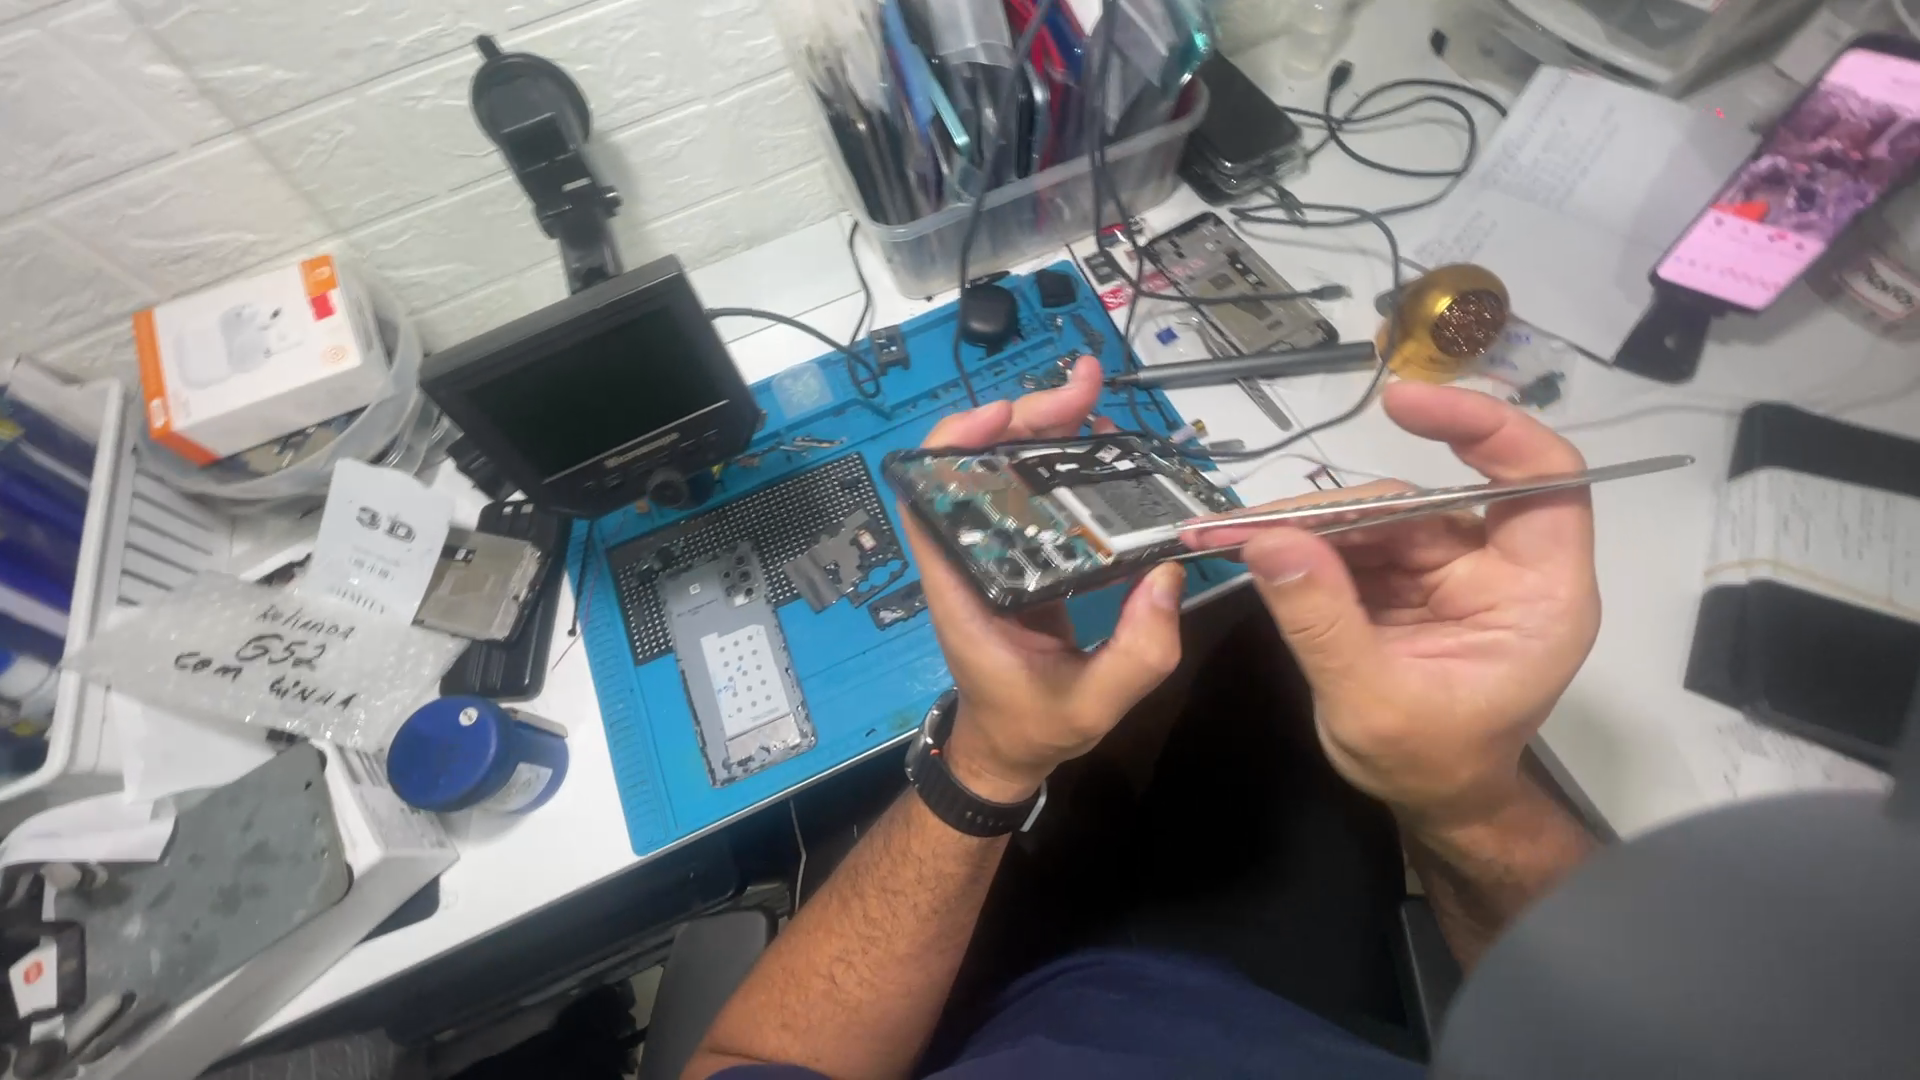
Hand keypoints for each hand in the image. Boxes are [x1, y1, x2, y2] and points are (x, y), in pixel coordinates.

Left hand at [901, 357, 1186, 803]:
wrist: (1012, 746)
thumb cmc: (1033, 727)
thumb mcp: (1093, 703)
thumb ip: (1137, 652)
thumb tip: (1166, 573)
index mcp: (964, 595)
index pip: (929, 507)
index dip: (951, 450)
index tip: (1001, 415)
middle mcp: (971, 565)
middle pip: (975, 473)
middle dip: (1021, 423)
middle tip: (1081, 393)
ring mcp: (996, 559)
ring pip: (1005, 479)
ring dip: (1044, 436)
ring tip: (1094, 408)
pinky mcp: (1021, 560)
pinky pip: (1032, 503)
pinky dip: (1061, 471)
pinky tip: (1099, 452)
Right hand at [1186, 383, 1599, 831]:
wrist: (1425, 799)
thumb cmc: (1427, 763)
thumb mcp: (1370, 700)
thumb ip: (1321, 621)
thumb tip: (1267, 540)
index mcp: (1531, 594)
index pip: (1538, 482)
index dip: (1484, 429)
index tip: (1402, 405)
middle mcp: (1489, 568)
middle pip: (1415, 504)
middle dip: (1327, 511)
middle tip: (1243, 523)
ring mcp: (1438, 574)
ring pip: (1368, 521)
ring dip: (1296, 528)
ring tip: (1223, 537)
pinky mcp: (1394, 584)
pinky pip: (1343, 548)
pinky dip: (1292, 547)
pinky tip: (1243, 547)